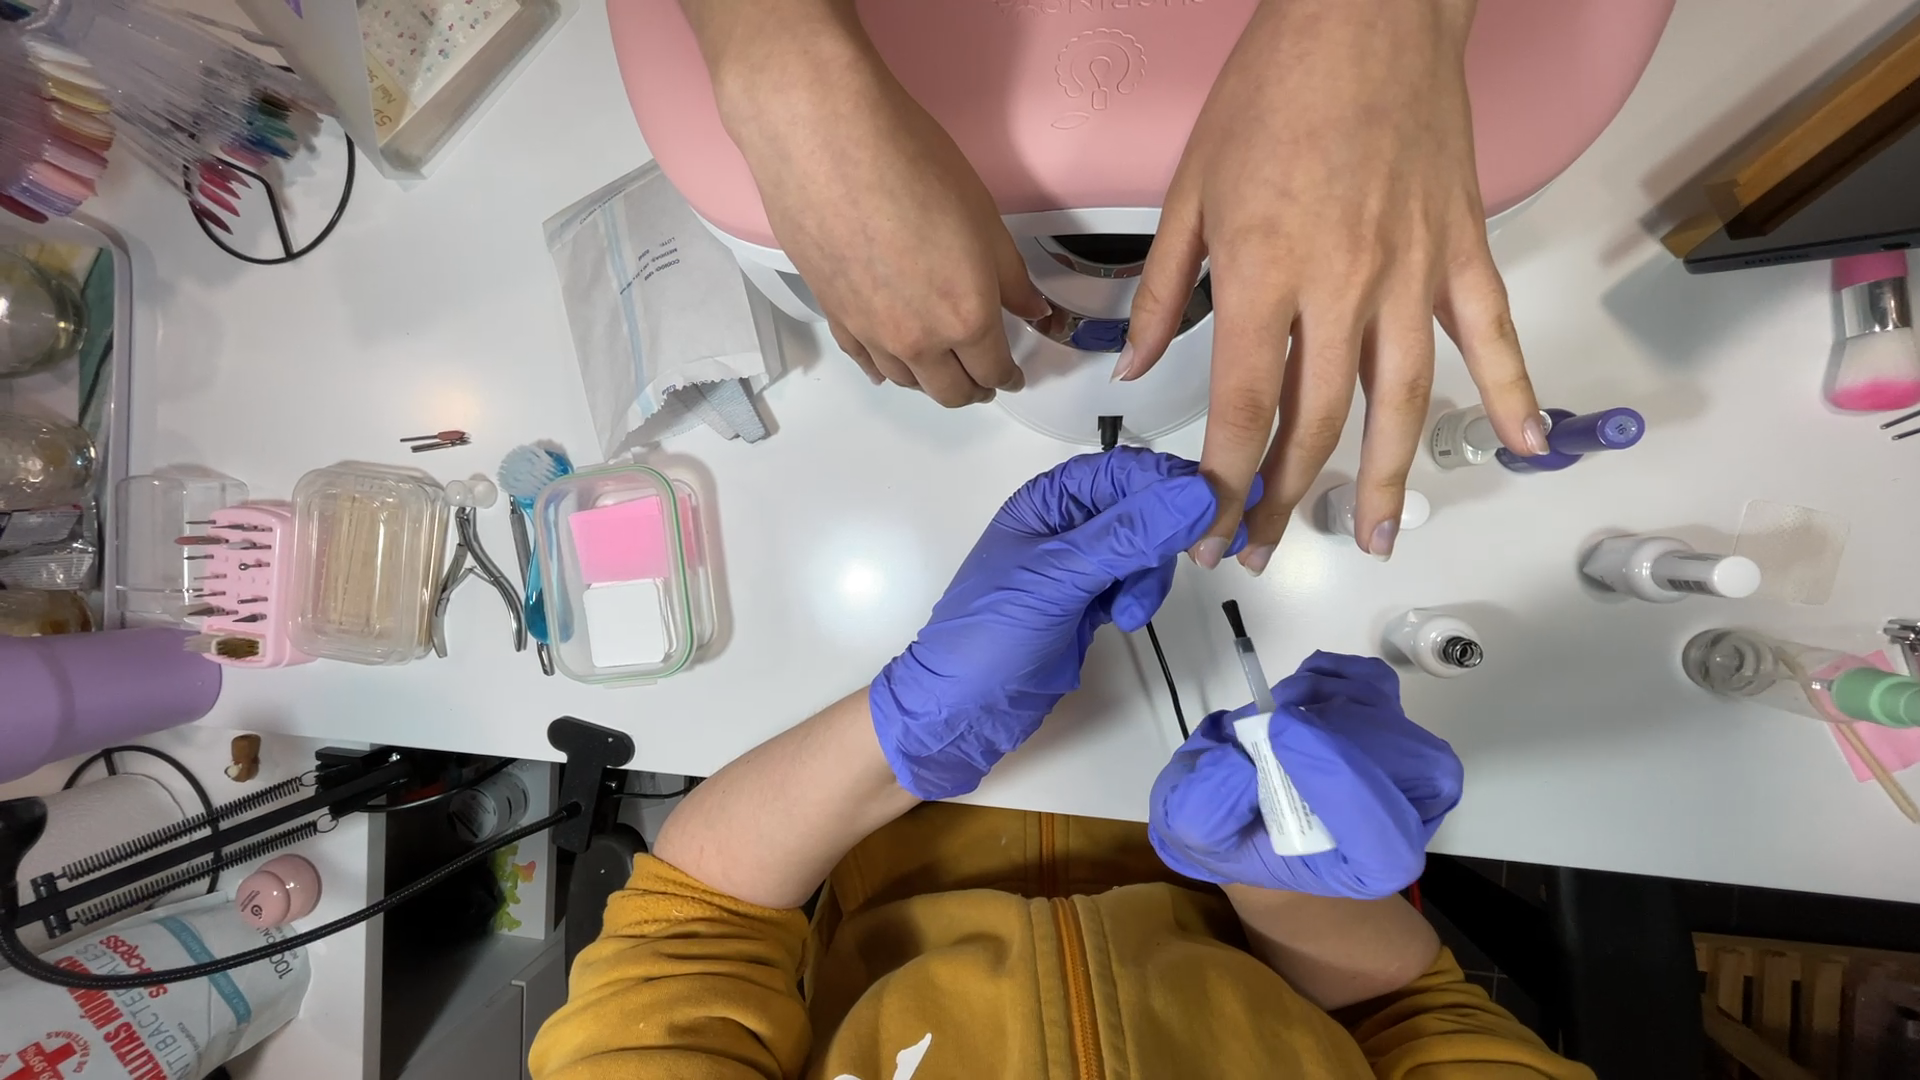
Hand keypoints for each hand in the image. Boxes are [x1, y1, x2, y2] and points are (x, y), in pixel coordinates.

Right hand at [691, 2, 1047, 406]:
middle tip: (982, 381)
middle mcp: (919, 341)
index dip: (1008, 377)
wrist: (826, 139)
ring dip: (930, 383)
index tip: (1013, 376)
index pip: (993, 370)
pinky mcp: (835, 316)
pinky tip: (888, 366)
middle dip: (973, 391)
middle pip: (950, 392)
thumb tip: (1034, 311)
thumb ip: (1012, 279)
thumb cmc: (914, 166)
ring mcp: (872, 334)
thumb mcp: (985, 221)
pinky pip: (864, 361)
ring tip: (940, 370)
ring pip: (907, 381)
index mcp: (967, 319)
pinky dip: (884, 369)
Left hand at [870, 449, 1252, 799]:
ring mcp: (1079, 564)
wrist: (964, 710)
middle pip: (1142, 508)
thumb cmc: (995, 634)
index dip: (1170, 484)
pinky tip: (1122, 618)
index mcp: (1047, 501)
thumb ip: (1127, 535)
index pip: (1123, 472)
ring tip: (1128, 611)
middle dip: (1165, 535)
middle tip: (1201, 558)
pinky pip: (1135, 581)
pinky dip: (1139, 596)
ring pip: (1145, 548)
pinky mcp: (1090, 599)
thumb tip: (1199, 492)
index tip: (1216, 508)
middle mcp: (1066, 523)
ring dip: (1149, 575)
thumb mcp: (1060, 578)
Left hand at [1120, 0, 1544, 570]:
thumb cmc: (1267, 96)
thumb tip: (1138, 370)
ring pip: (1401, 400)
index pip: (1244, 409)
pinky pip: (1490, 332)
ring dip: (1386, 478)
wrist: (1368, 8)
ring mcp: (1411, 273)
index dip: (1225, 481)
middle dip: (1284, 497)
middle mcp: (1341, 290)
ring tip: (1376, 537)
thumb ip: (1162, 295)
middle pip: (1315, 422)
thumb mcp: (1188, 196)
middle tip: (1261, 550)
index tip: (1210, 529)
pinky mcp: (1460, 249)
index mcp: (1263, 279)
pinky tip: (1524, 444)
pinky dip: (1509, 390)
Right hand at [1148, 651, 1462, 898]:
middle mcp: (1389, 820)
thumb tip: (1245, 763)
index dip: (1345, 787)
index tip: (1280, 735)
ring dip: (1333, 696)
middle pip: (1417, 773)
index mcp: (1353, 865)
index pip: (1386, 841)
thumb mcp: (1191, 827)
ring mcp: (1390, 766)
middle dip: (1348, 733)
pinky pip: (1378, 684)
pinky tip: (1300, 683)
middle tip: (1280, 715)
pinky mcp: (1373, 720)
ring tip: (1277, 702)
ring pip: (1396, 721)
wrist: (1226, 800)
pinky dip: (1340, 671)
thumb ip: (1209, 806)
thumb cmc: (1218, 825)